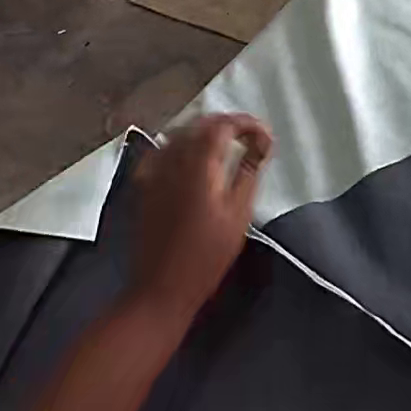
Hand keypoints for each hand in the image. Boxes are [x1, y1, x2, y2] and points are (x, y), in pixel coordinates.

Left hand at [128, 114, 272, 317]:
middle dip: (230, 124)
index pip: (225, 124)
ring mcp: (155, 168)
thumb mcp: (238, 213)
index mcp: (199, 162)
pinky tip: (194, 155)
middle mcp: (174, 157)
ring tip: (229, 145)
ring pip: (183, 131)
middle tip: (252, 139)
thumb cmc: (206, 256)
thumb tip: (260, 143)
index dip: (248, 124)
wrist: (160, 288)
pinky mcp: (145, 181)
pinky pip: (166, 147)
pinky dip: (184, 142)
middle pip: (203, 122)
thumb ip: (249, 171)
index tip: (266, 137)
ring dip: (208, 130)